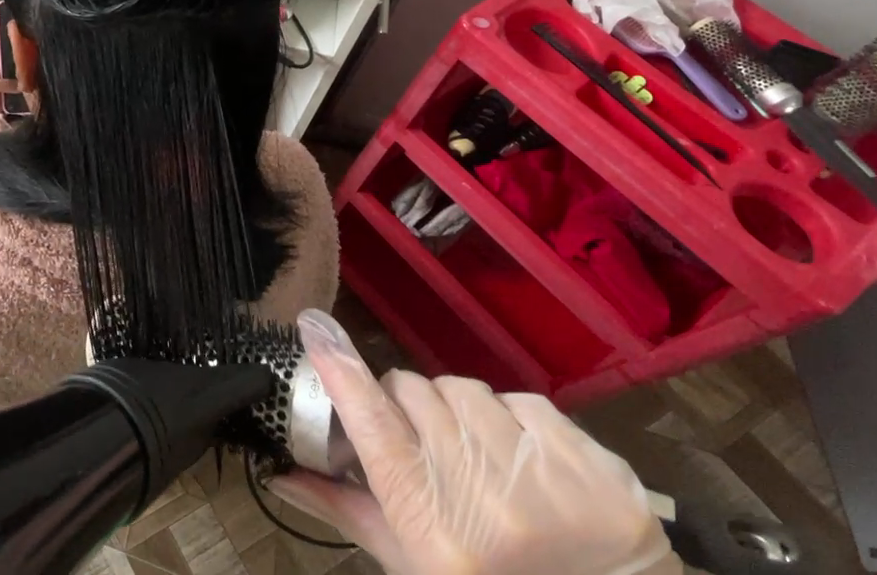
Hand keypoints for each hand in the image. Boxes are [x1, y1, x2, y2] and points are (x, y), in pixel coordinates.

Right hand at [270, 309, 679, 574]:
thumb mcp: (412, 567)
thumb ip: (346, 511)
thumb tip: (281, 473)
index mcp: (433, 526)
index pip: (374, 426)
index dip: (341, 370)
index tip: (315, 325)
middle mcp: (485, 493)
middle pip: (415, 393)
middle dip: (407, 405)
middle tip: (419, 438)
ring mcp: (546, 476)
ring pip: (465, 389)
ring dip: (459, 410)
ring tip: (476, 452)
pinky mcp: (595, 463)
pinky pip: (525, 402)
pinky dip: (514, 421)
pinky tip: (524, 461)